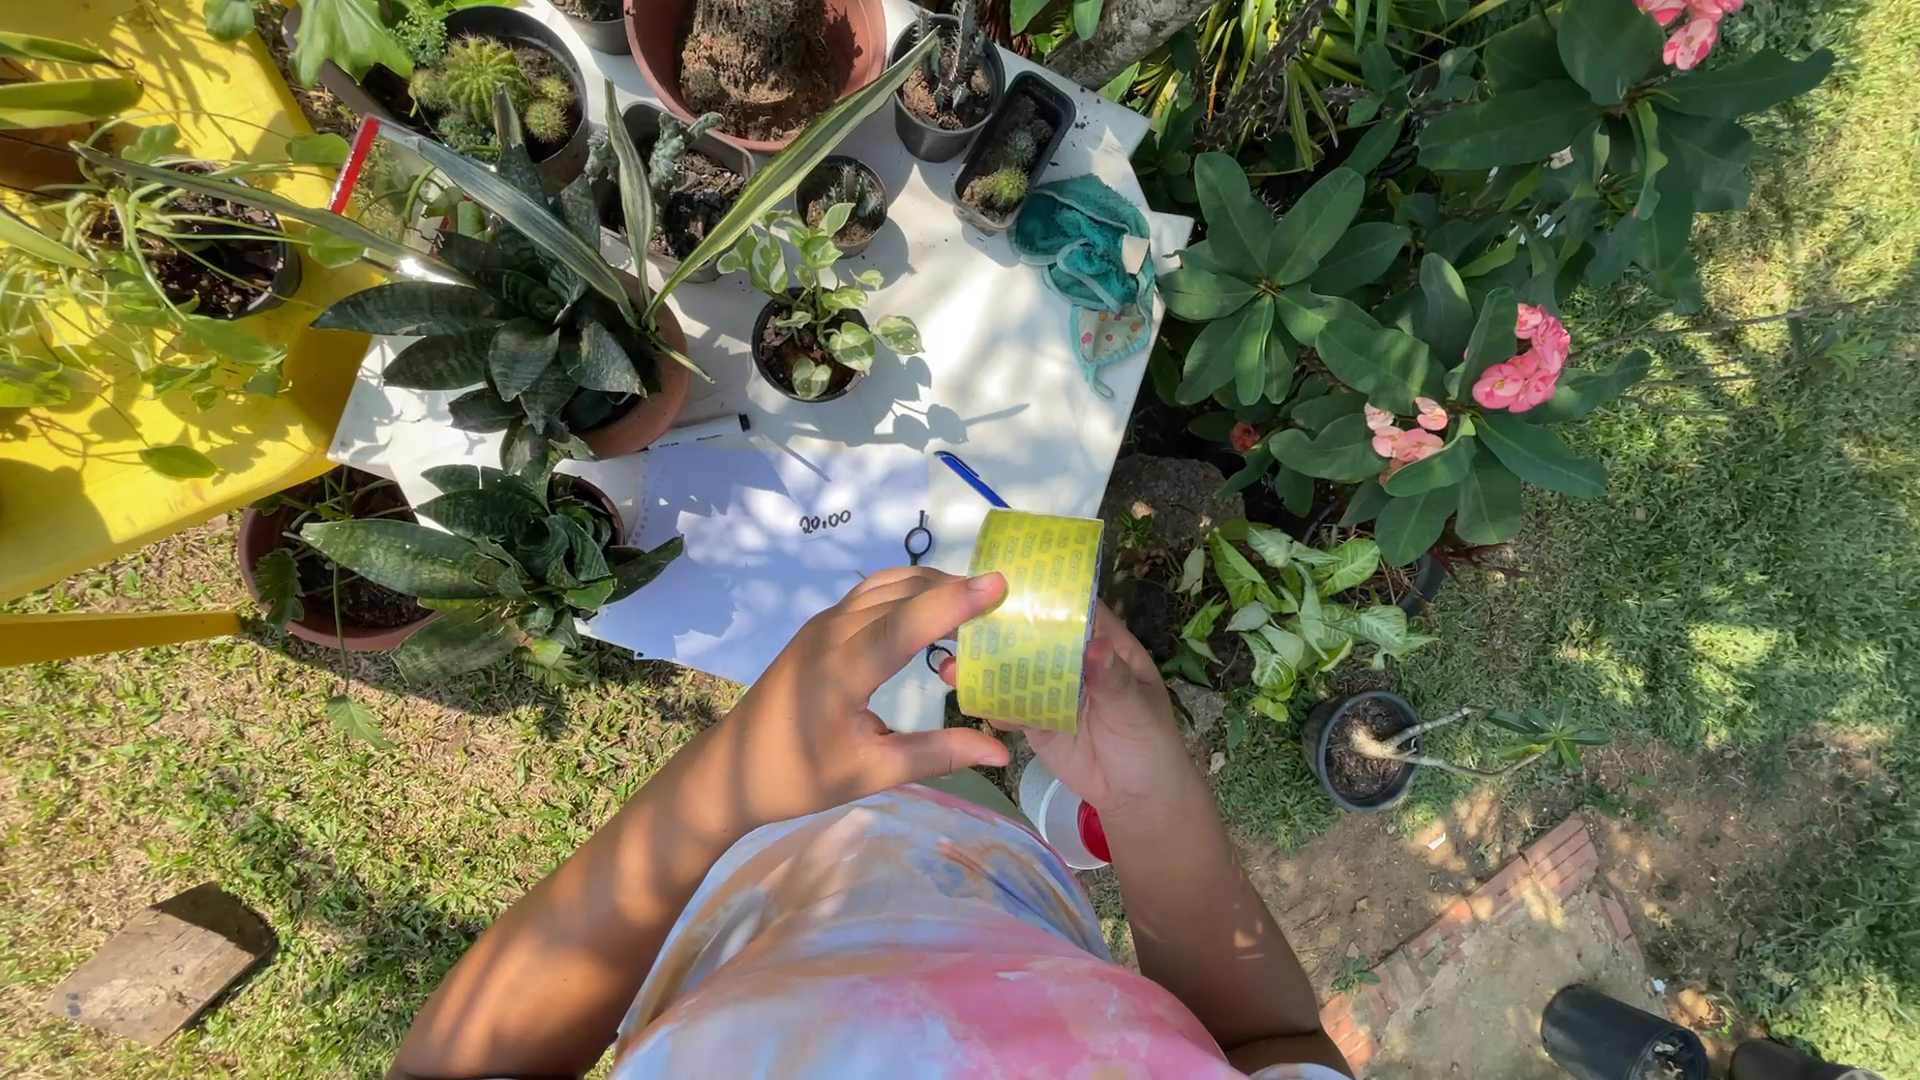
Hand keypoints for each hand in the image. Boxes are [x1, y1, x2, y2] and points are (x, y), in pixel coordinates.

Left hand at [704, 567, 1012, 827]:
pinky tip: (930, 606)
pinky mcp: (820, 625)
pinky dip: (908, 590)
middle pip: (901, 593)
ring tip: (974, 599)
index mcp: (840, 671)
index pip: (904, 624)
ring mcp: (822, 623)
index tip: (999, 583)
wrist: (731, 769)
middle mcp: (830, 633)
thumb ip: (936, 754)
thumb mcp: (871, 772)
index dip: (952, 602)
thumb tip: (1000, 753)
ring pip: (885, 585)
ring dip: (930, 584)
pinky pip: (871, 592)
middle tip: (1004, 600)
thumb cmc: (799, 777)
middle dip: (953, 589)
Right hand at [941, 604, 1202, 817]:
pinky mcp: (1034, 718)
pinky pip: (1008, 705)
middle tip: (963, 619)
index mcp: (1104, 643)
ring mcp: (1050, 688)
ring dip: (986, 665)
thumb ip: (1112, 680)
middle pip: (1035, 634)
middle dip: (1001, 627)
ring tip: (954, 665)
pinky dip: (988, 701)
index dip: (1047, 593)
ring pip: (1015, 668)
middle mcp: (1072, 659)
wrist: (1136, 798)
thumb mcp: (1136, 710)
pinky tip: (967, 697)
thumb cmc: (1149, 744)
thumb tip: (1094, 645)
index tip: (1009, 579)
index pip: (1074, 608)